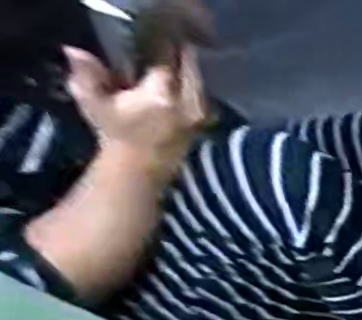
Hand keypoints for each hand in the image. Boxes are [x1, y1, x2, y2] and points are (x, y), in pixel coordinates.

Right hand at [65, 47, 206, 176]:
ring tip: (185, 57)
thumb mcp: (92, 100)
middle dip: (187, 56)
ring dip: (194, 72)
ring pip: (202, 88)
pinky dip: (198, 88)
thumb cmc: (116, 131)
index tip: (163, 33)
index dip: (166, 47)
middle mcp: (188, 106)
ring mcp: (200, 118)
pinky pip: (205, 100)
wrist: (143, 164)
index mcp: (162, 97)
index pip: (167, 64)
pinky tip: (190, 80)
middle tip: (181, 41)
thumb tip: (76, 51)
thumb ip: (87, 73)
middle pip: (192, 74)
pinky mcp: (203, 126)